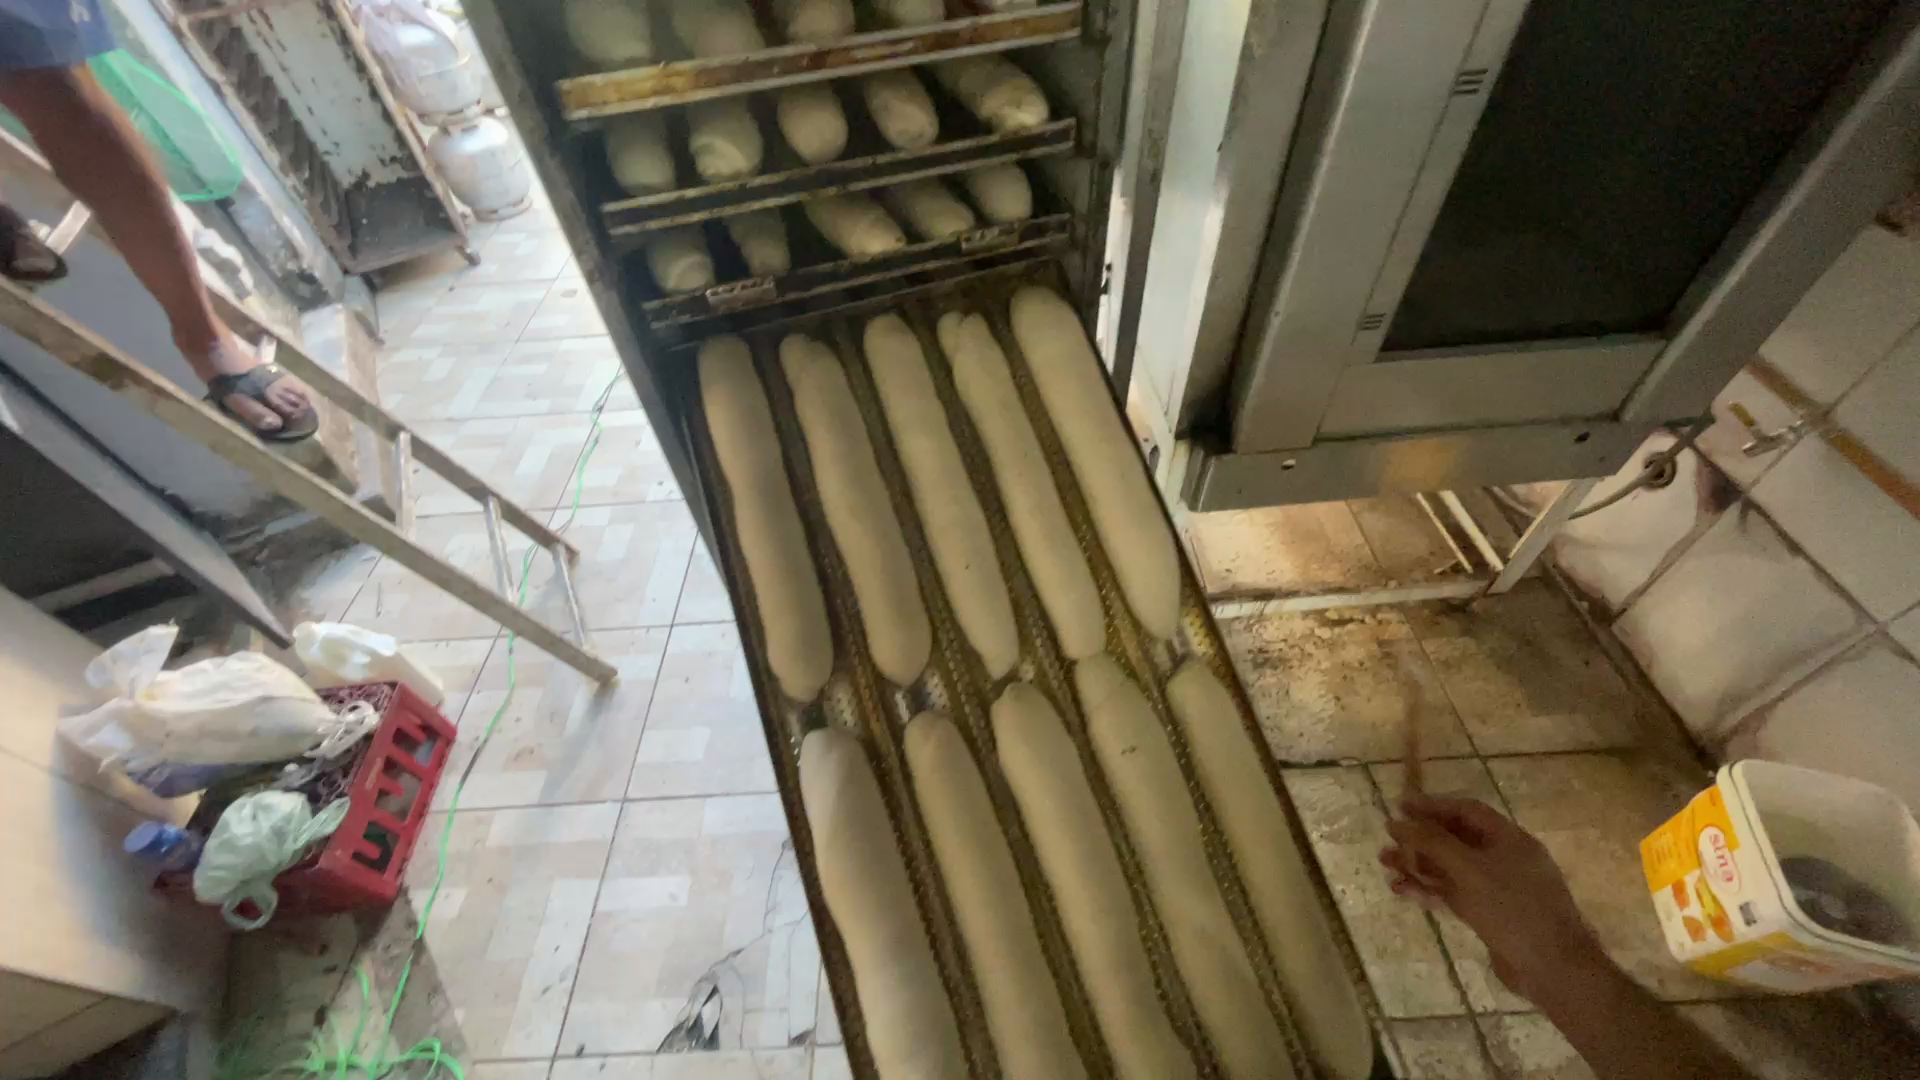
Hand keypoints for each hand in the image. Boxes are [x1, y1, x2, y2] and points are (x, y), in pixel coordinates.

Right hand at [1379, 793, 1609, 1002]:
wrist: (1555, 971)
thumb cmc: (1514, 909)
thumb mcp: (1468, 868)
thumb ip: (1430, 841)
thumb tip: (1395, 821)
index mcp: (1509, 840)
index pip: (1466, 810)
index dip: (1432, 805)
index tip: (1400, 807)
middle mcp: (1504, 859)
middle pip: (1454, 838)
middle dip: (1419, 839)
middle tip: (1389, 840)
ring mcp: (1496, 888)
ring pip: (1449, 867)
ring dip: (1417, 865)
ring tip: (1386, 866)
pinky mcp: (1489, 913)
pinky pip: (1452, 892)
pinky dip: (1428, 889)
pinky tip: (1402, 891)